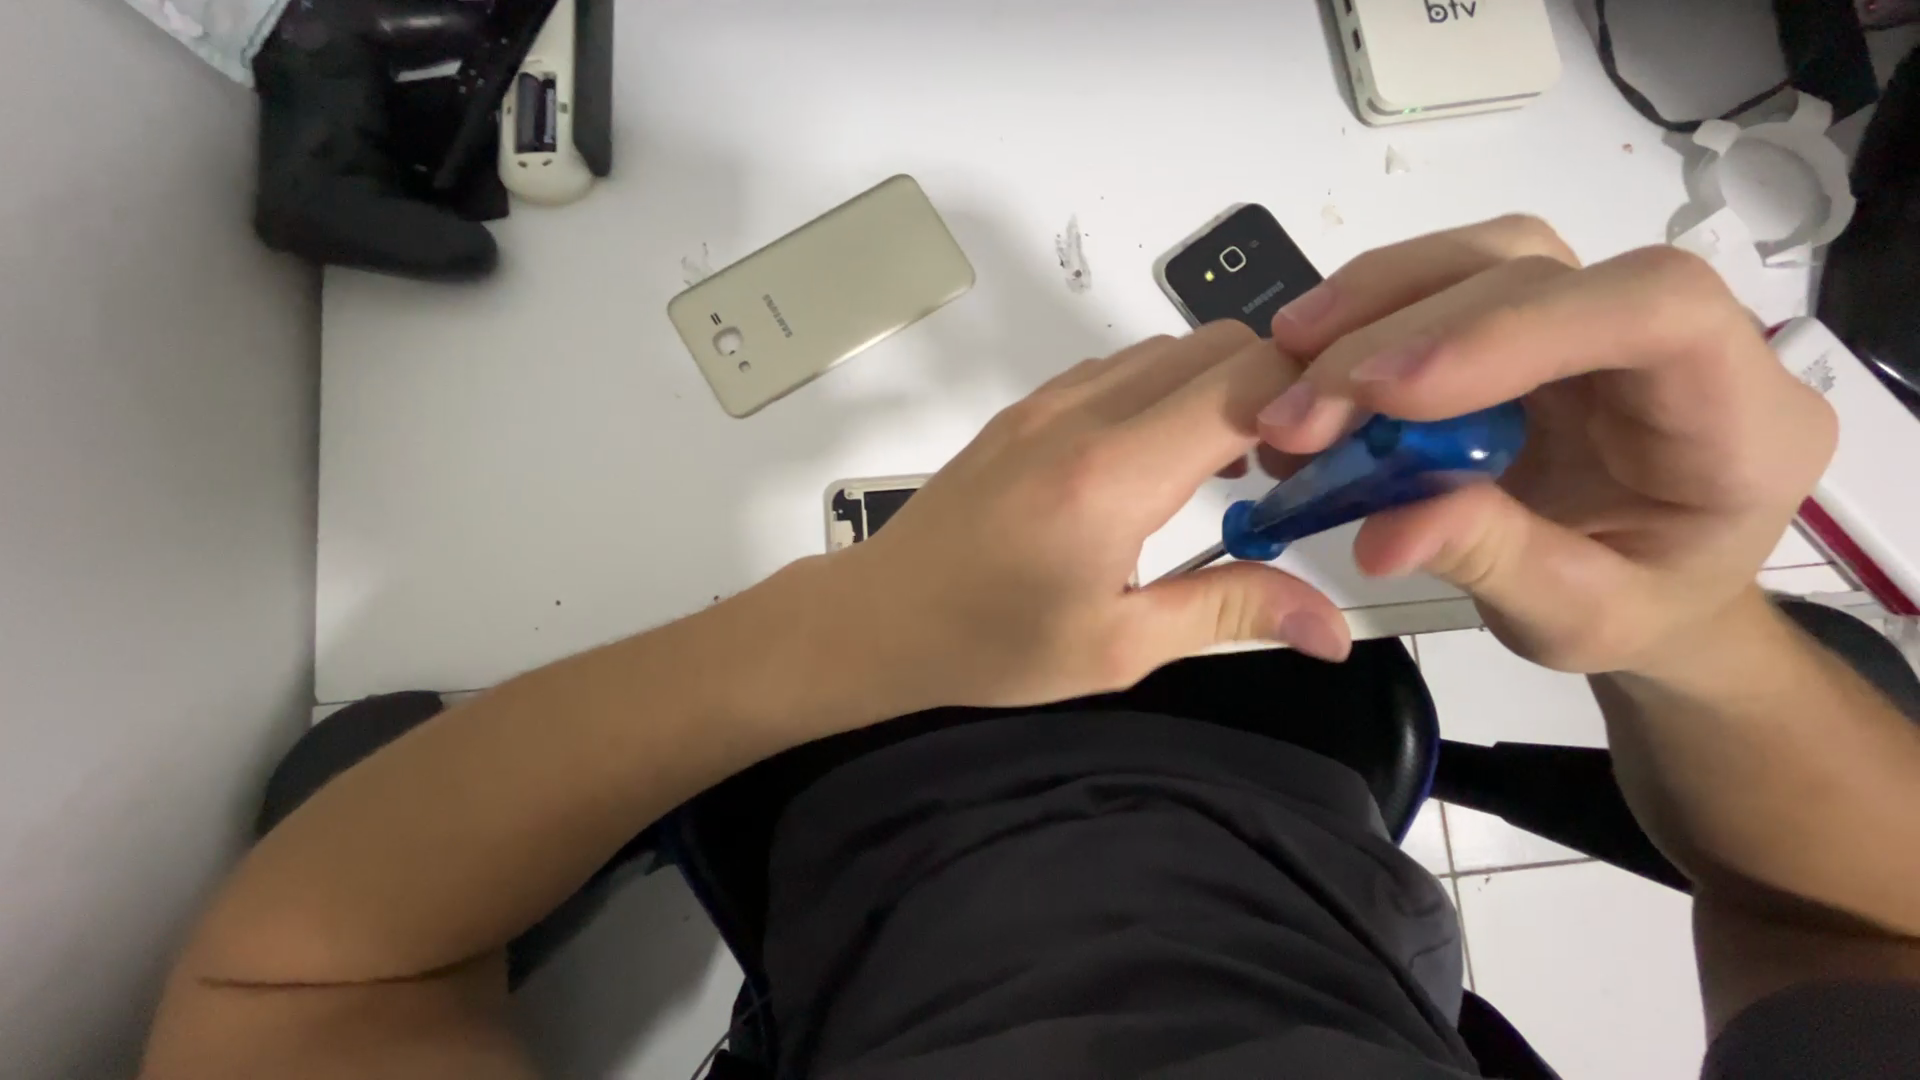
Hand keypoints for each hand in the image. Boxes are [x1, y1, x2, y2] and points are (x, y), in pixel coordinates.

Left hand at [838, 322, 1351, 711]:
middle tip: (1286, 472)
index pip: (1245, 383)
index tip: (1325, 464)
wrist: (881, 618)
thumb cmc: (990, 644)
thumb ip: (1229, 612)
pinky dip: (1161, 395)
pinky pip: (1116, 371)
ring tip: (1225, 474)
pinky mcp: (1023, 411)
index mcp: (1110, 474)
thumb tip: (1330, 622)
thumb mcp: (1118, 646)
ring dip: (1214, 391)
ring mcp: (1045, 403)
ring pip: (1164, 351)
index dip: (1308, 406)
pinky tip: (1156, 465)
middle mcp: (1079, 414)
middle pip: (1214, 345)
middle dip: (1273, 391)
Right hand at [1254, 216, 1836, 674]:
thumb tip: (1382, 535)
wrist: (1643, 593)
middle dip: (1395, 334)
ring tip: (1284, 361)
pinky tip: (1304, 361)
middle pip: (1535, 268)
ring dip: (1370, 301)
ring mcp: (1584, 324)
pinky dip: (1364, 315)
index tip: (1381, 394)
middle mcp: (1666, 342)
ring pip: (1482, 256)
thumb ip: (1495, 563)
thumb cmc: (1635, 609)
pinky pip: (1440, 285)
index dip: (1508, 330)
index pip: (1651, 312)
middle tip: (1291, 415)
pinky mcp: (1517, 329)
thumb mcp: (1576, 619)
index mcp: (1731, 418)